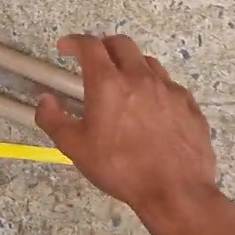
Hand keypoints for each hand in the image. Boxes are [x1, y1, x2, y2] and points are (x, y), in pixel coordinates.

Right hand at [36, 34, 219, 224]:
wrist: (176, 192)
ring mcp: (169, 90)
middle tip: (94, 61)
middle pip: (121, 44)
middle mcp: (139, 78)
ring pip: (148, 62)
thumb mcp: (74, 147)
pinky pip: (170, 86)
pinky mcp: (190, 106)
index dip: (73, 42)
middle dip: (103, 46)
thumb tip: (45, 100)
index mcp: (107, 83)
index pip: (89, 45)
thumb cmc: (120, 167)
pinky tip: (151, 108)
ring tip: (123, 83)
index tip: (65, 48)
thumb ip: (52, 119)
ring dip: (131, 64)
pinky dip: (155, 87)